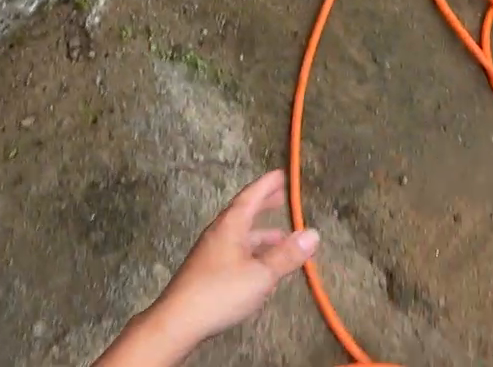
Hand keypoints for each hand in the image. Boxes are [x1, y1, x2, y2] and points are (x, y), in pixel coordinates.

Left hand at [152, 170, 319, 347]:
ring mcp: (212, 250)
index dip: (266, 185)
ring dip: (261, 233)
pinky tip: (262, 267)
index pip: (251, 196)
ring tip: (282, 237)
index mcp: (231, 225)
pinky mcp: (209, 269)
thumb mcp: (261, 274)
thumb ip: (286, 255)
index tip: (281, 174)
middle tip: (282, 196)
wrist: (180, 318)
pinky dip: (253, 251)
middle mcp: (220, 232)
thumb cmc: (221, 291)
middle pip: (244, 211)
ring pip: (241, 234)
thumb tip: (313, 234)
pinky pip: (236, 251)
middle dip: (264, 204)